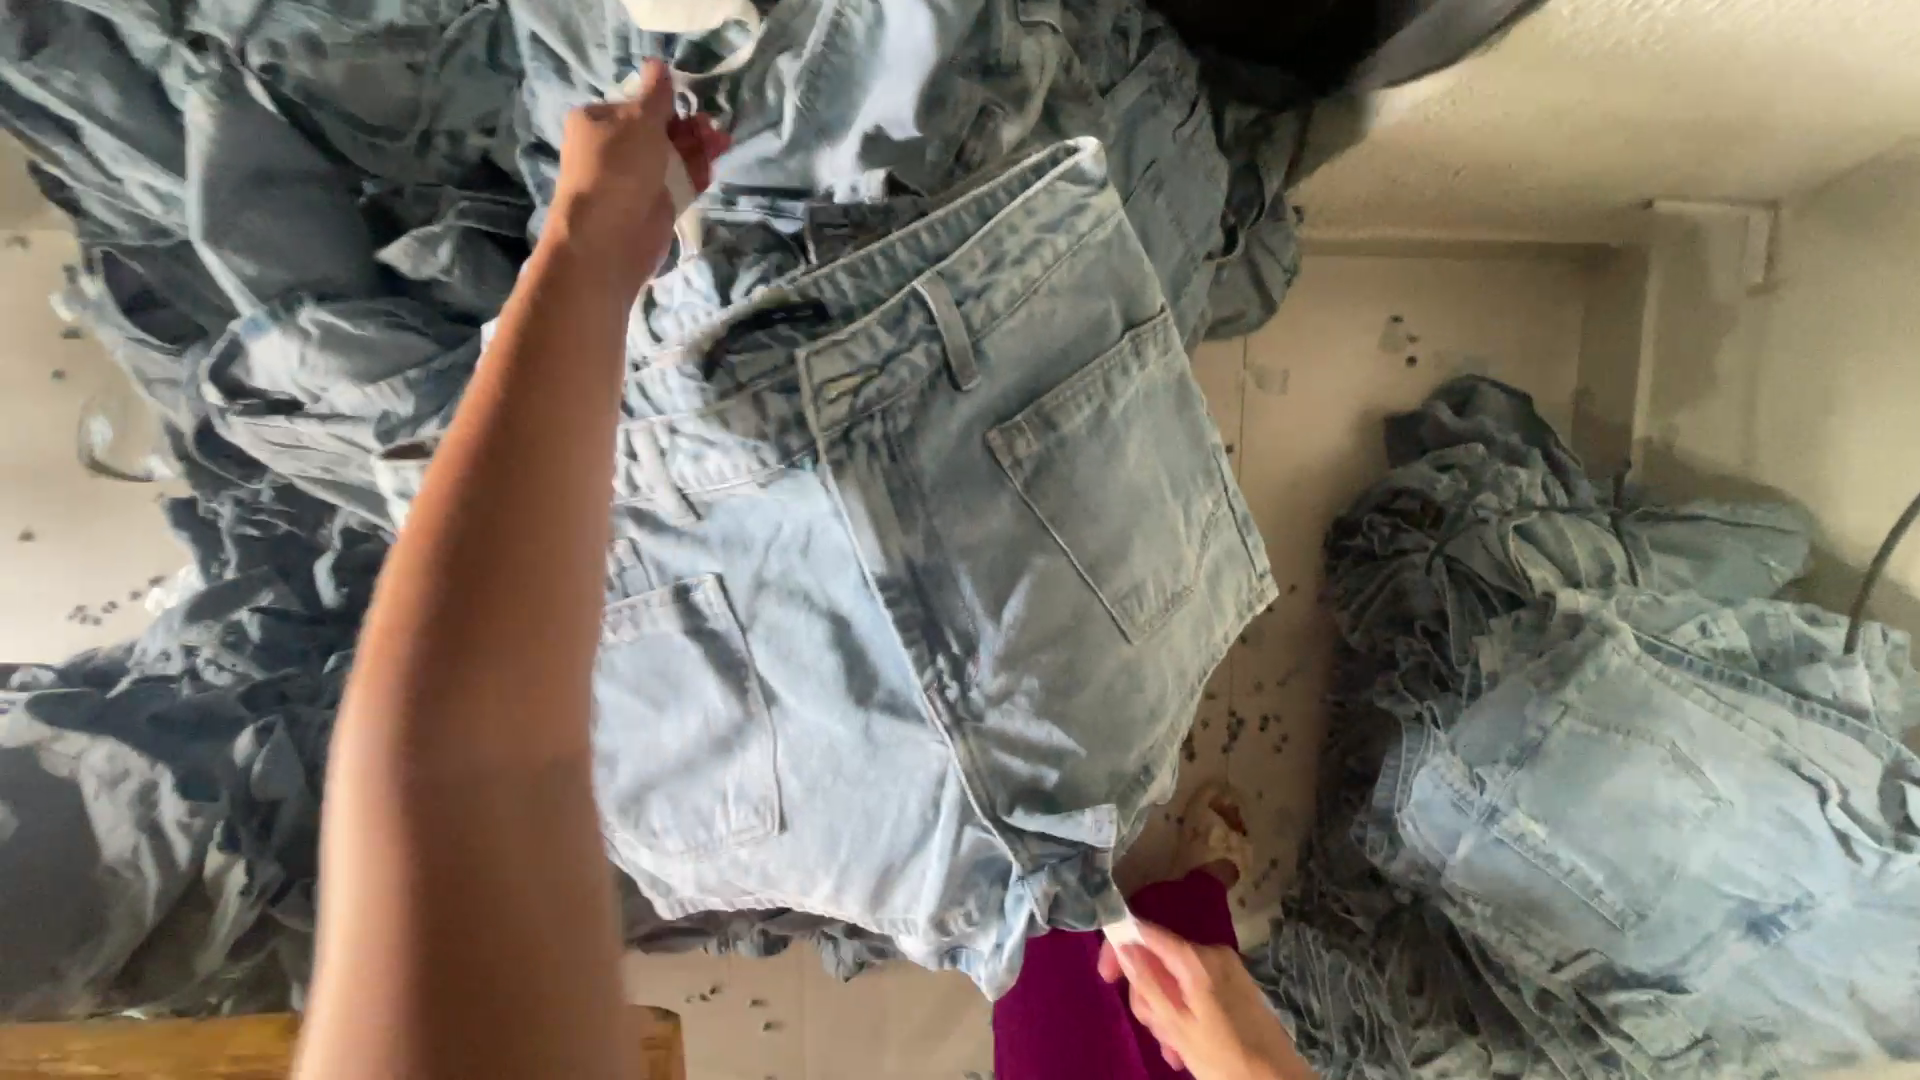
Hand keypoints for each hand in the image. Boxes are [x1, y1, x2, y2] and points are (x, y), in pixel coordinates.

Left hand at [542, 59, 730, 298]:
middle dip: (688, 127)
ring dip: (698, 148)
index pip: (636, 105)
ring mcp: (637, 180)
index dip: (665, 103)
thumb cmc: (617, 169)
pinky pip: (680, 184)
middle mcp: (616, 150)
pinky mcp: (657, 207)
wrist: (610, 236)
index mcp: (600, 122)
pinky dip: (697, 173)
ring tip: (723, 141)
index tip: (690, 101)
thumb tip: (659, 64)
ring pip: (673, 158)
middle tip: (713, 126)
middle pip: (659, 132)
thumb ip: (655, 95)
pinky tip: (715, 163)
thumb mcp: (637, 121)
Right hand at [1099, 920, 1312, 1079]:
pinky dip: (1185, 1015)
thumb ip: (1148, 983)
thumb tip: (1124, 943)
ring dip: (1166, 1013)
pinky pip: (1195, 992)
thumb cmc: (1227, 1062)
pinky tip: (1187, 1050)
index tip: (1107, 978)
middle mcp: (1211, 954)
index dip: (1119, 949)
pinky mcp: (1236, 988)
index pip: (1144, 932)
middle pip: (1159, 960)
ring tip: (1174, 1050)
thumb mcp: (1178, 1027)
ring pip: (1175, 981)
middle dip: (1149, 996)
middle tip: (1154, 1030)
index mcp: (1195, 959)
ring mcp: (1226, 970)